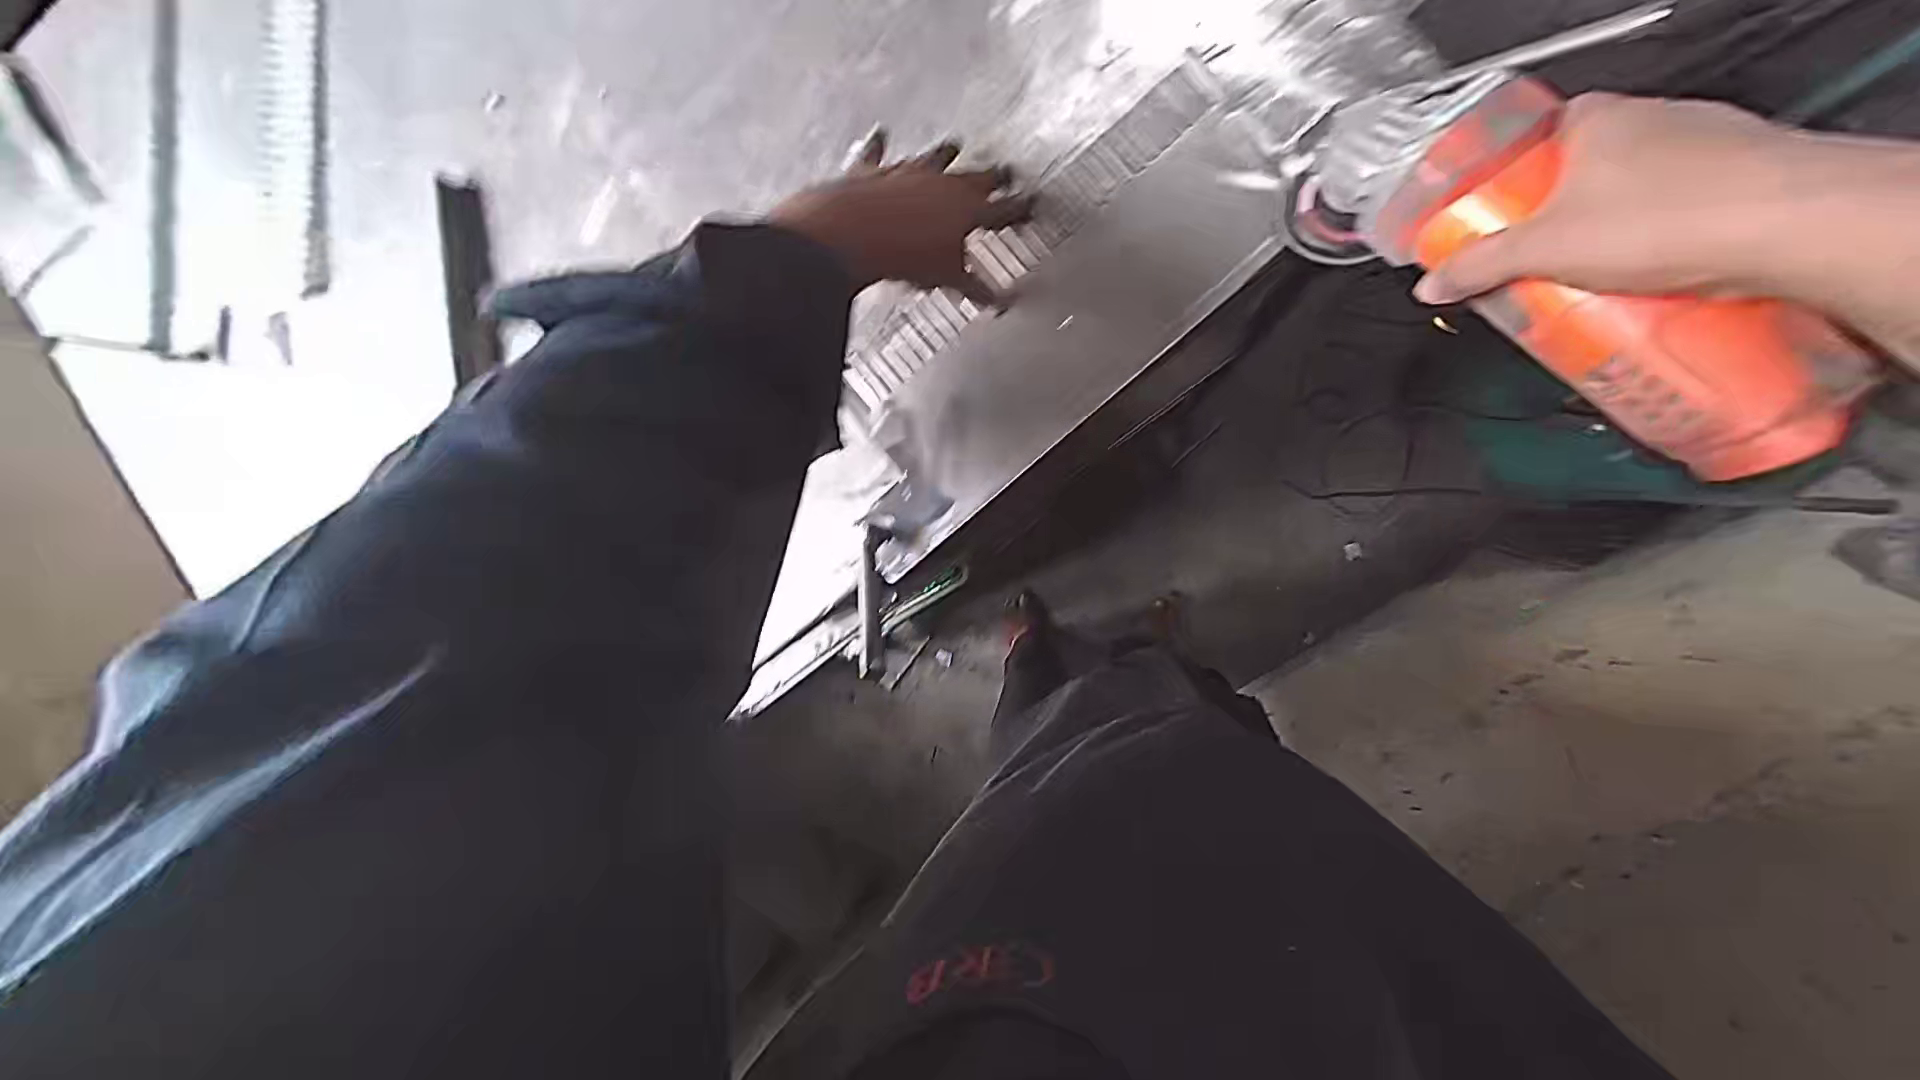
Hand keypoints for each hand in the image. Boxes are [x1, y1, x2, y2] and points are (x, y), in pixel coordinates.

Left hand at [770, 131, 1032, 302]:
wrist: (853, 235)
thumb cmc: (904, 256)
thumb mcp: (947, 279)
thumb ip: (975, 289)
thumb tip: (999, 304)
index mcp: (967, 208)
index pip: (1003, 209)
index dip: (1019, 208)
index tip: (1031, 204)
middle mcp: (941, 182)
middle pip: (976, 176)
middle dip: (993, 176)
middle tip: (1006, 172)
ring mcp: (908, 171)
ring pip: (934, 158)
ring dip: (946, 155)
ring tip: (955, 146)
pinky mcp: (874, 171)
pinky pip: (879, 154)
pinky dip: (880, 146)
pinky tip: (879, 135)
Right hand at [1413, 93, 1806, 304]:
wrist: (1794, 229)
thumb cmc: (1673, 216)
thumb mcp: (1540, 249)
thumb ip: (1477, 266)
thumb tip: (1435, 283)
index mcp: (1601, 120)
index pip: (1537, 135)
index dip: (1509, 174)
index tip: (1490, 211)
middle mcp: (1655, 122)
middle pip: (1576, 173)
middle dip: (1548, 219)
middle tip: (1525, 258)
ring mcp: (1703, 149)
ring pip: (1625, 196)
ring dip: (1597, 236)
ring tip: (1576, 278)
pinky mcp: (1737, 182)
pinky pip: (1671, 215)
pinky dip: (1647, 245)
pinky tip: (1633, 278)